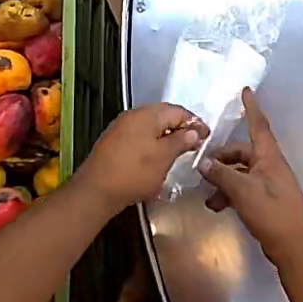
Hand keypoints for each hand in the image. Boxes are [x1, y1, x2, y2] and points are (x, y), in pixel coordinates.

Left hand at [70, 103, 209, 212]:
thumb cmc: (133, 173)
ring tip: (177, 151)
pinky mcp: (114, 142)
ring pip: (150, 126)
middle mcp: (132, 116)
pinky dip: (152, 143)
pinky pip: (139, 136)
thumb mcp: (163, 158)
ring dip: (166, 136)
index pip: (178, 111)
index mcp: (146, 115)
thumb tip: (193, 131)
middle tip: (194, 142)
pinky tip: (157, 157)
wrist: (96, 190)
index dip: (194, 122)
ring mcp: (121, 128)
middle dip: (180, 128)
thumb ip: (180, 141)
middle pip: (163, 115)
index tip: (206, 135)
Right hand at [201, 89, 302, 267]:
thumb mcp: (242, 191)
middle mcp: (270, 166)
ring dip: (222, 180)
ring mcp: (269, 183)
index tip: (246, 90)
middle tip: (201, 167)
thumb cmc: (272, 213)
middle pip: (242, 153)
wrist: (294, 247)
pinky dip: (229, 193)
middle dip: (221, 158)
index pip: (258, 126)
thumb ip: (221, 175)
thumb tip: (203, 162)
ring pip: (240, 173)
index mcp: (269, 158)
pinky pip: (243, 188)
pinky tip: (217, 207)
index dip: (251, 108)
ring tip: (208, 197)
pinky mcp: (266, 200)